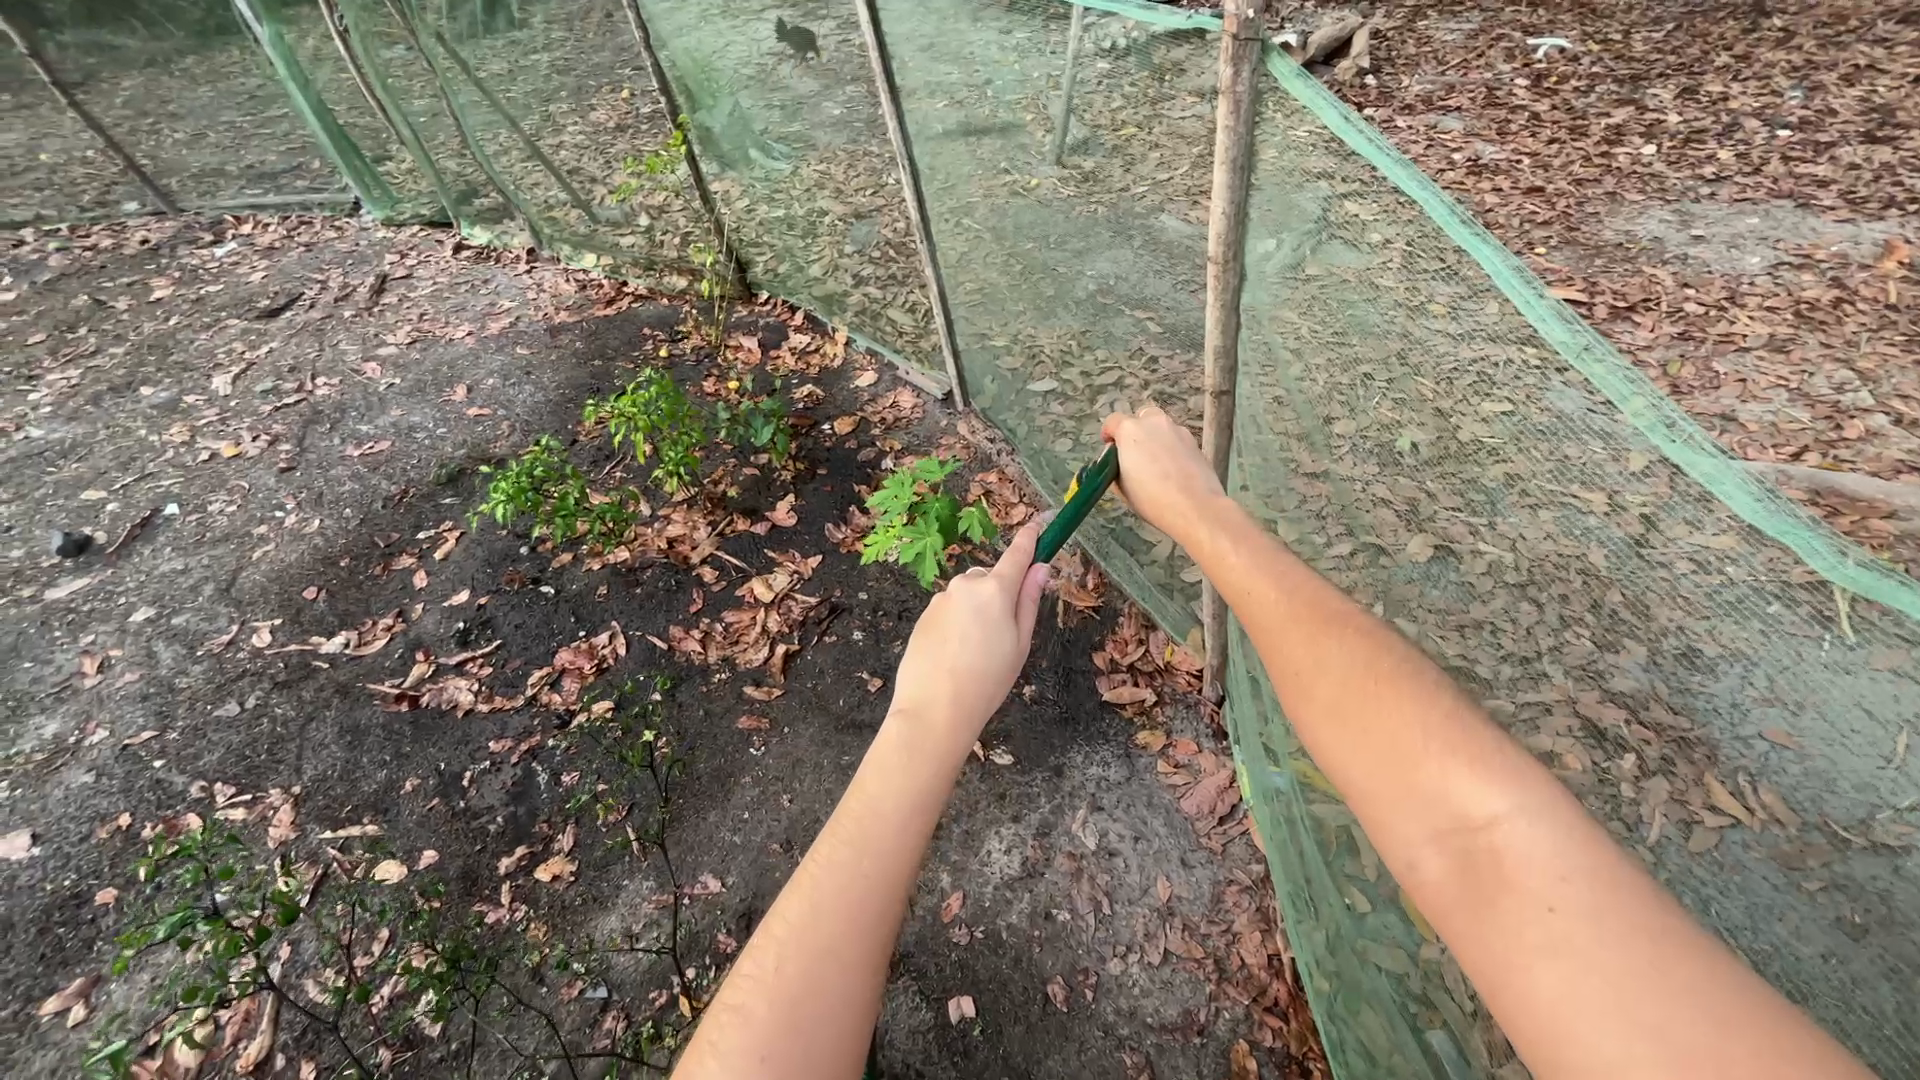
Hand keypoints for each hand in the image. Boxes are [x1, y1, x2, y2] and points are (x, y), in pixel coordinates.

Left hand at [885, 517, 1050, 766]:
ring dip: (976, 611)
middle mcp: (966, 584)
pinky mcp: (925, 614)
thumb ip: (1030, 601)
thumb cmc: (987, 680)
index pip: (1018, 553)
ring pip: (968, 595)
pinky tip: (956, 655)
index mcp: (996, 589)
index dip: (1031, 537)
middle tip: (1004, 635)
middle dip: (999, 594)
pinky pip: (949, 610)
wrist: (935, 708)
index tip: (1039, 522)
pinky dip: (957, 624)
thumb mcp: (1021, 642)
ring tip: (976, 652)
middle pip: (991, 578)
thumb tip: (1042, 568)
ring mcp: (942, 598)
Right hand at [1100, 407, 1227, 546]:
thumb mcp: (1122, 486)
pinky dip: (1171, 448)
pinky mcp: (1194, 442)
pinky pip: (1176, 440)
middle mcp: (1155, 423)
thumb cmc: (1152, 499)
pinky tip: (1172, 470)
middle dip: (1135, 432)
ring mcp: (1178, 430)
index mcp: (1130, 431)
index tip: (1110, 449)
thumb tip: (1120, 463)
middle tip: (1134, 455)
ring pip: (1161, 428)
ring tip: (1155, 465)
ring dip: (1155, 439)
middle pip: (1140, 418)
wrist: (1194, 508)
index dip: (1109, 434)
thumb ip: (1116, 466)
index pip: (1113, 421)